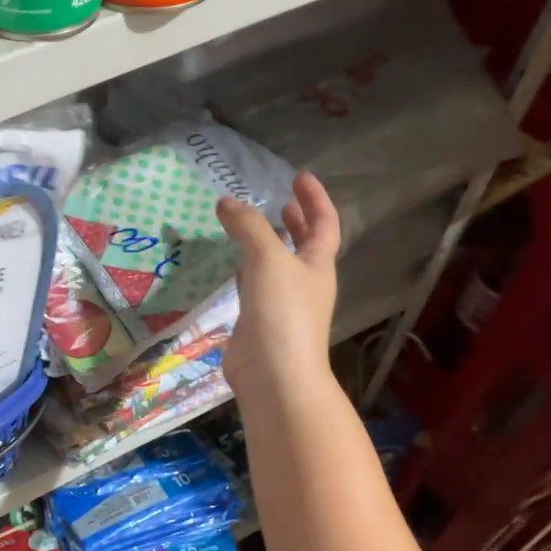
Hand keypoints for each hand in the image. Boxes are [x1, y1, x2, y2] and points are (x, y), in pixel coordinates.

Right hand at [218, 171, 341, 393]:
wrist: (273, 373)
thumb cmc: (281, 312)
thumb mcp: (267, 259)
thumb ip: (247, 227)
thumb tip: (226, 202)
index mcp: (317, 264)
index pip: (323, 223)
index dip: (315, 199)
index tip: (300, 177)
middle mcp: (305, 283)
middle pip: (305, 246)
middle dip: (295, 223)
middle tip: (281, 203)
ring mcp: (283, 306)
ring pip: (278, 268)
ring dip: (269, 247)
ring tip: (252, 231)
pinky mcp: (260, 324)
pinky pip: (256, 290)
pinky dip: (247, 274)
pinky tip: (234, 270)